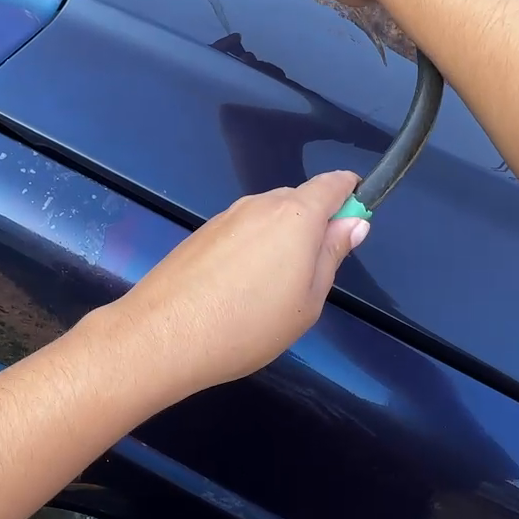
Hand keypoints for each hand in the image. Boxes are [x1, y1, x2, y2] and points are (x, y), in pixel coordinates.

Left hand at [89, 171, 368, 400]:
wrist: (163, 335)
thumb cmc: (248, 324)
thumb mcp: (307, 300)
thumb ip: (331, 255)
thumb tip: (353, 222)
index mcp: (294, 214)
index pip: (332, 184)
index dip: (350, 196)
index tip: (355, 224)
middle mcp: (257, 204)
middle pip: (298, 200)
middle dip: (313, 226)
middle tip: (311, 276)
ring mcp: (224, 217)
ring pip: (266, 217)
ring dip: (279, 241)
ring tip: (271, 292)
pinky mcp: (199, 234)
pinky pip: (239, 232)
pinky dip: (249, 250)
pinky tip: (238, 290)